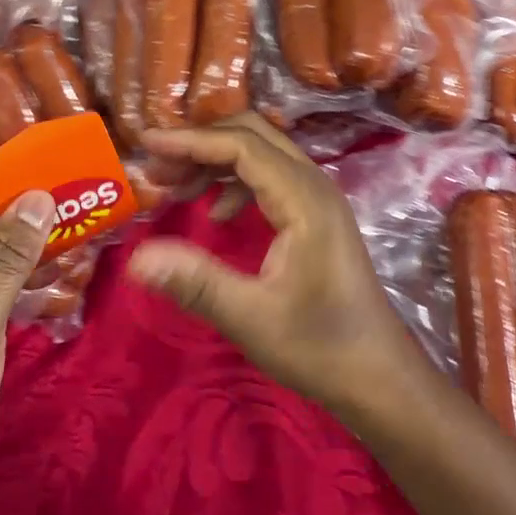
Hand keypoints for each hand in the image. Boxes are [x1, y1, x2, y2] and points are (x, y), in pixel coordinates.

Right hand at [123, 115, 425, 414]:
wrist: (379, 378)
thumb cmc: (319, 348)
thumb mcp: (250, 318)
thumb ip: (195, 282)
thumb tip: (136, 259)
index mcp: (304, 199)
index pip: (241, 144)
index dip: (191, 140)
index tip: (146, 145)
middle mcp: (314, 185)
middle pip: (252, 135)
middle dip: (200, 144)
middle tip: (157, 169)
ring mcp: (318, 199)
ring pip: (260, 154)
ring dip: (215, 162)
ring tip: (174, 189)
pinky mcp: (316, 217)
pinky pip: (270, 177)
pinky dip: (234, 182)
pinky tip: (215, 215)